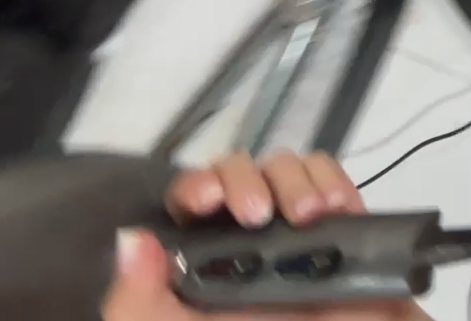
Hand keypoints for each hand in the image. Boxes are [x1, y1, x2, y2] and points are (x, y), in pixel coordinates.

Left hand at [103, 152, 430, 320]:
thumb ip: (140, 305)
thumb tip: (132, 239)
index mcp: (202, 257)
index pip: (189, 198)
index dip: (196, 185)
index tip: (209, 202)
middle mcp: (244, 231)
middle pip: (239, 169)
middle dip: (247, 181)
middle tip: (260, 215)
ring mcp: (293, 218)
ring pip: (285, 164)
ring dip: (295, 182)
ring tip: (309, 216)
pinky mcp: (338, 211)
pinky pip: (329, 172)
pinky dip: (331, 179)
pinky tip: (335, 207)